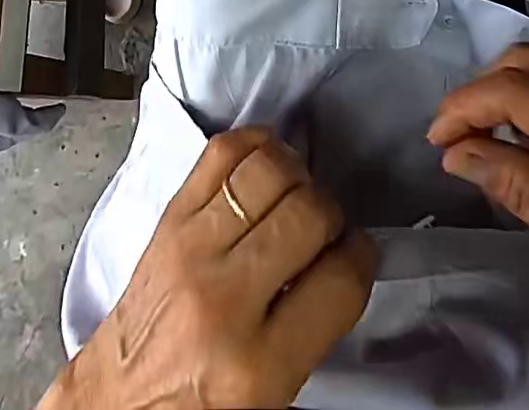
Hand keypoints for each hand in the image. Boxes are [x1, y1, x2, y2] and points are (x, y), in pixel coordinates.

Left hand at [41, 127, 375, 409]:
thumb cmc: (198, 407)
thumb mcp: (272, 393)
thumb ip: (316, 323)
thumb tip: (347, 252)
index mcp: (255, 367)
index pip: (343, 279)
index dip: (361, 256)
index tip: (354, 255)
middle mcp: (221, 301)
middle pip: (311, 211)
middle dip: (331, 214)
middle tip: (322, 231)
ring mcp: (188, 252)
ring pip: (271, 169)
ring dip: (298, 175)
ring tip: (294, 197)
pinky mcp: (166, 221)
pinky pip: (223, 151)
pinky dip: (256, 144)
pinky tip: (265, 166)